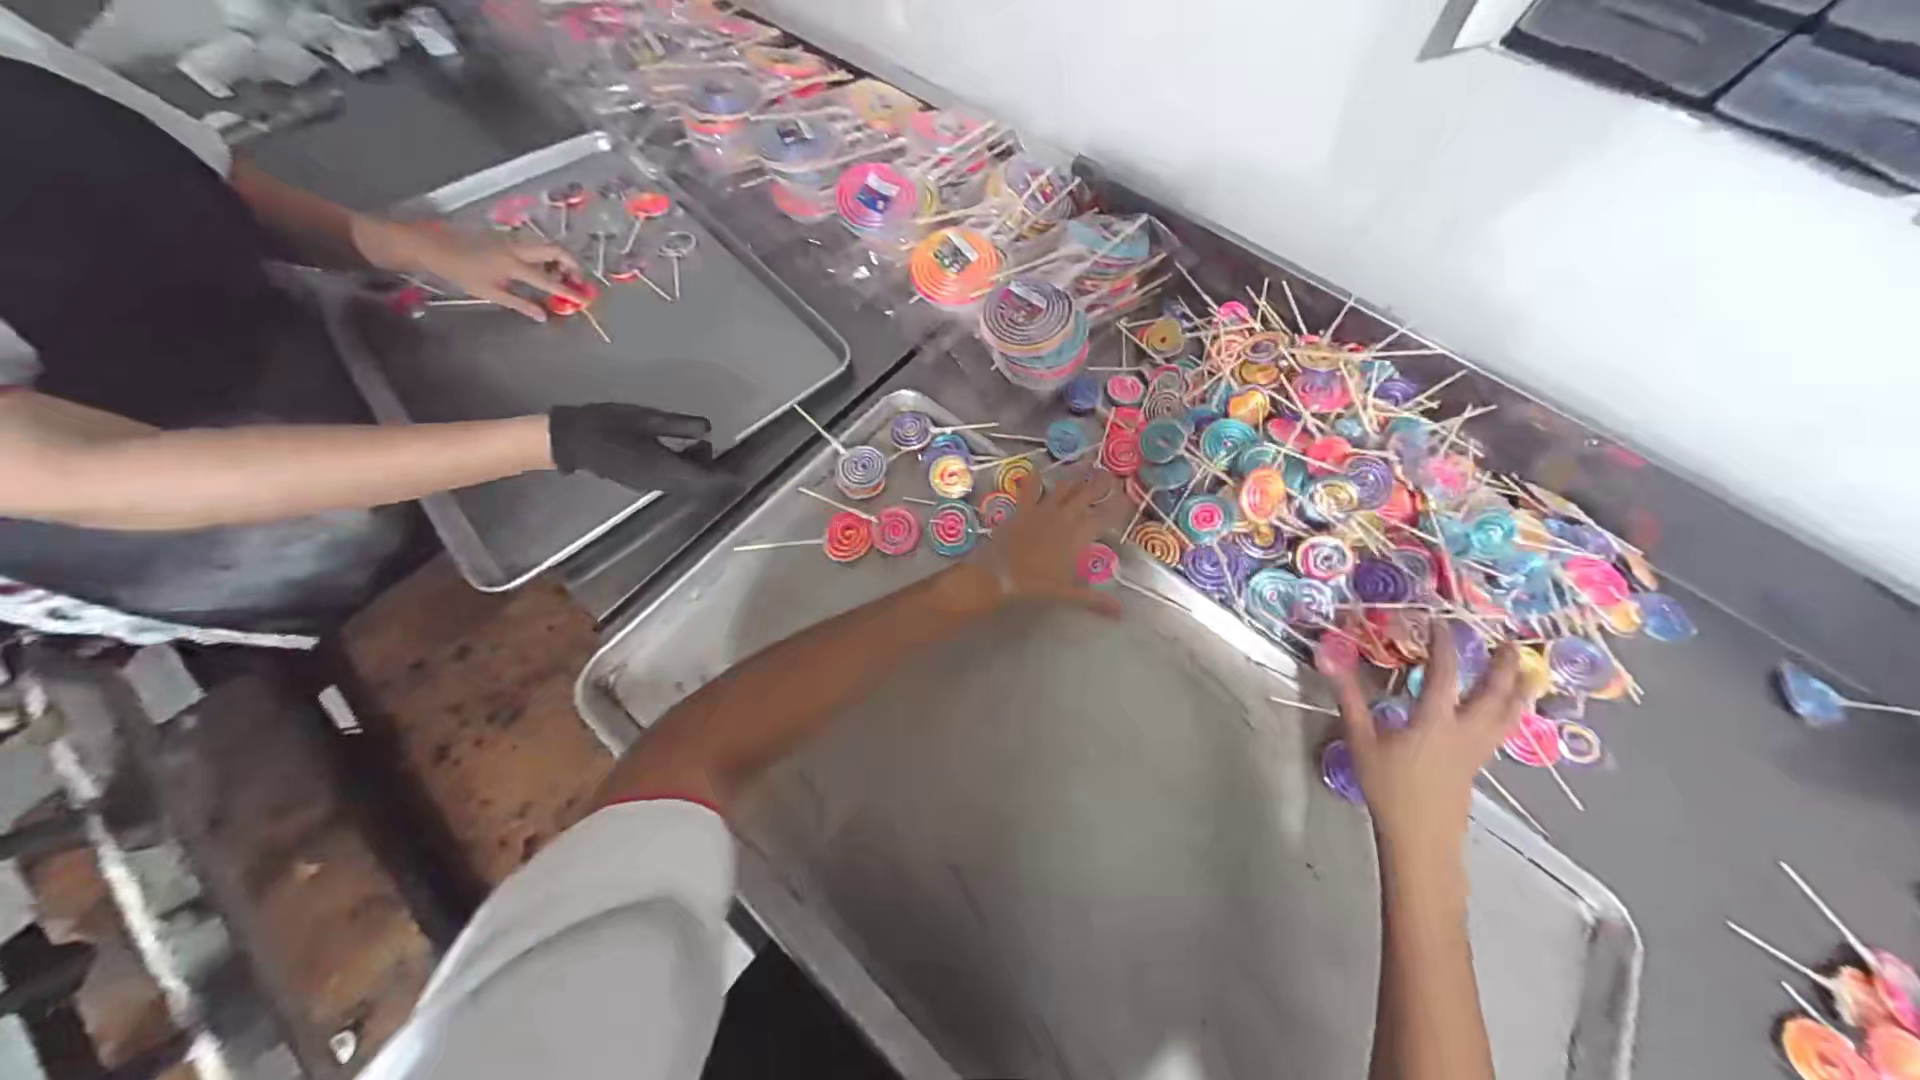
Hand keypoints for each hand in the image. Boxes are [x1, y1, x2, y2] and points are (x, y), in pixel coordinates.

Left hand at [351, 217, 586, 321]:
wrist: (429, 245)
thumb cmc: (457, 271)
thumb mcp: (488, 291)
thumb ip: (519, 303)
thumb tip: (542, 315)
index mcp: (513, 265)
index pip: (549, 281)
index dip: (568, 292)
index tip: (584, 300)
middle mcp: (516, 248)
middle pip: (555, 250)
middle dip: (572, 265)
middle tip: (578, 281)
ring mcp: (510, 239)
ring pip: (545, 243)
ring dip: (560, 258)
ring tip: (561, 274)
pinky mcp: (504, 235)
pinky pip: (533, 243)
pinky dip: (545, 253)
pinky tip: (542, 265)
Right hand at [548, 404, 731, 497]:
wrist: (569, 439)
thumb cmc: (607, 424)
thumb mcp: (647, 418)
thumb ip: (680, 425)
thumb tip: (708, 430)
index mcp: (664, 469)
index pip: (706, 482)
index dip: (728, 478)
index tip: (745, 471)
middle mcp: (662, 483)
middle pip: (701, 487)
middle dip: (718, 474)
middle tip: (731, 455)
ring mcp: (652, 485)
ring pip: (689, 485)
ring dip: (702, 469)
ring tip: (703, 444)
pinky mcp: (644, 481)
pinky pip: (676, 480)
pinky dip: (688, 468)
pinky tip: (686, 448)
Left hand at [967, 466, 1124, 617]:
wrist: (998, 575)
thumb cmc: (1035, 585)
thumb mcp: (1067, 593)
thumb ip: (1094, 599)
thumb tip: (1120, 613)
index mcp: (1078, 535)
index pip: (1104, 517)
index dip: (1118, 507)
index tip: (1129, 499)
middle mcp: (1064, 517)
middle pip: (1087, 495)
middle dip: (1100, 484)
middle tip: (1111, 476)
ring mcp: (1042, 510)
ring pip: (1064, 488)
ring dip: (1076, 479)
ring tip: (1086, 470)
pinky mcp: (1022, 509)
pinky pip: (1029, 490)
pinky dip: (1033, 479)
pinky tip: (1035, 469)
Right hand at [1329, 627, 1530, 855]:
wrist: (1420, 835)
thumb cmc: (1387, 786)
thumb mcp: (1361, 740)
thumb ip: (1350, 698)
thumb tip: (1331, 660)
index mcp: (1435, 720)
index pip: (1444, 673)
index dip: (1445, 645)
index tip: (1444, 623)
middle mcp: (1465, 730)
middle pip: (1495, 693)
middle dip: (1504, 666)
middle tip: (1511, 643)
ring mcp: (1478, 748)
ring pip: (1509, 714)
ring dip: (1519, 689)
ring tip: (1527, 671)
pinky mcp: (1480, 763)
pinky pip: (1505, 729)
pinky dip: (1512, 712)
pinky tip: (1508, 711)